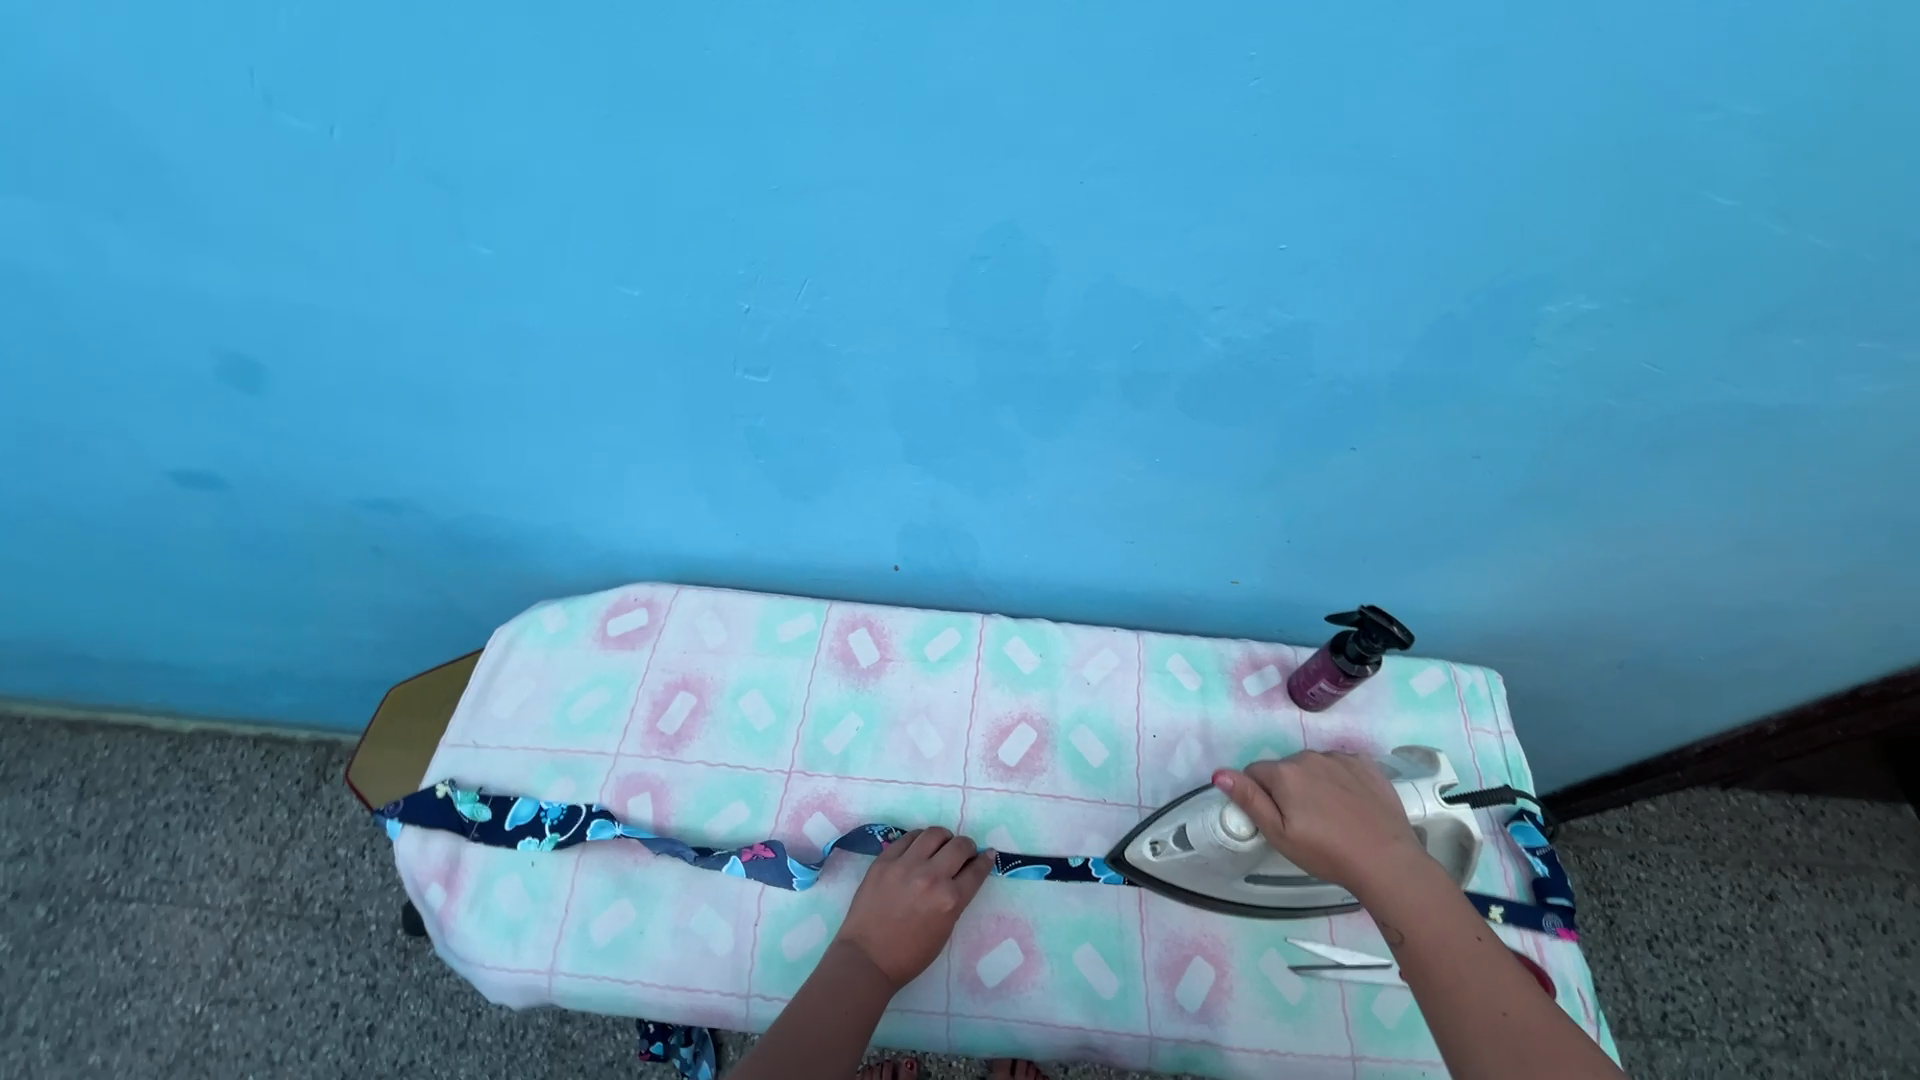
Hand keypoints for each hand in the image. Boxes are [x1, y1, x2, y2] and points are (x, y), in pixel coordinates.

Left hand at [835, 827, 994, 990]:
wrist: (868, 958)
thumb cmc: (911, 953)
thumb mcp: (945, 929)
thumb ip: (957, 898)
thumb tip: (966, 874)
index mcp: (950, 900)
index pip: (977, 870)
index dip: (985, 860)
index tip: (987, 855)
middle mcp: (931, 877)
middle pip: (959, 845)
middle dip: (967, 847)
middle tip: (963, 853)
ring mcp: (905, 865)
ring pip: (934, 833)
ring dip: (944, 838)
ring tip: (941, 846)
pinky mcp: (884, 860)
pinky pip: (908, 838)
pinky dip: (919, 840)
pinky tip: (919, 848)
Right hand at [1212, 751, 1430, 894]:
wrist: (1387, 861)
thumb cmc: (1327, 853)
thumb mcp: (1279, 834)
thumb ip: (1249, 800)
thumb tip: (1219, 773)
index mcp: (1284, 773)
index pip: (1255, 773)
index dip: (1260, 796)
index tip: (1278, 820)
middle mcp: (1309, 757)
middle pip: (1285, 769)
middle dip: (1287, 789)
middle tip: (1305, 822)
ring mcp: (1340, 758)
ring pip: (1313, 766)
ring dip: (1313, 782)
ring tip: (1330, 815)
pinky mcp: (1366, 764)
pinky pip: (1340, 765)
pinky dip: (1339, 778)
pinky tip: (1350, 802)